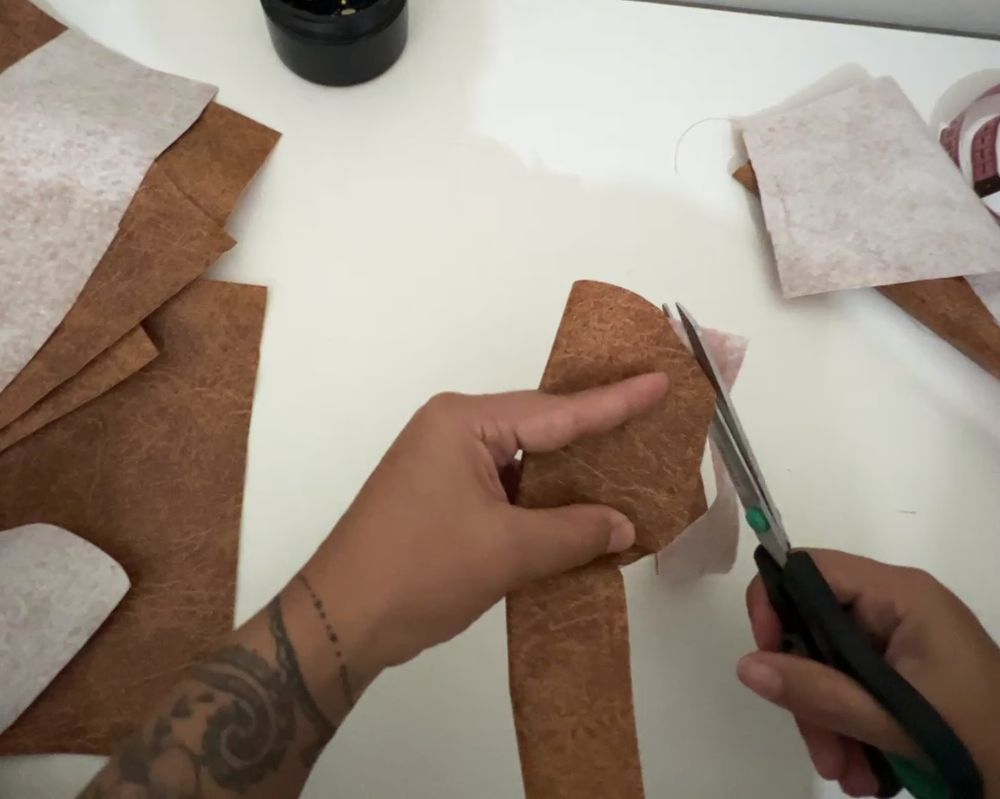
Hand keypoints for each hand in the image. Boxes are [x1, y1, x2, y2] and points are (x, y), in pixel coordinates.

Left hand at [301, 373, 669, 676]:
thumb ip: (573, 533)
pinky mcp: (441, 490)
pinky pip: (503, 482)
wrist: (342, 618)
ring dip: (564, 473)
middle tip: (650, 421)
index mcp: (463, 422)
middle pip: (537, 427)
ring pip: (521, 457)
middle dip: (591, 434)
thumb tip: (625, 526)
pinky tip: (575, 512)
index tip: (658, 380)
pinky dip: (538, 497)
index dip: (613, 401)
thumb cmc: (421, 570)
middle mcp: (452, 427)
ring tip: (625, 469)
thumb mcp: (506, 551)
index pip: (554, 412)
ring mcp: (442, 459)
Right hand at [737, 549, 999, 798]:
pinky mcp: (913, 673)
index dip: (775, 603)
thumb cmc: (992, 749)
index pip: (808, 568)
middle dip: (808, 687)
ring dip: (829, 719)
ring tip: (850, 776)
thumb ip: (819, 693)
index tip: (767, 661)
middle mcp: (899, 606)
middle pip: (815, 623)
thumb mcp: (898, 723)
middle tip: (822, 750)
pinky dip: (852, 726)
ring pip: (832, 662)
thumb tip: (745, 666)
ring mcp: (907, 640)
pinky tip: (867, 772)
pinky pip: (857, 685)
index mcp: (901, 595)